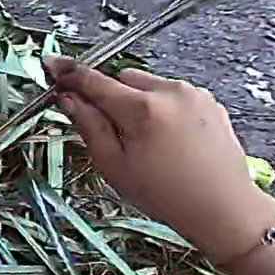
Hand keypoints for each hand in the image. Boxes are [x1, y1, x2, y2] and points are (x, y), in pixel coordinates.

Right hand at [46, 56, 274, 262]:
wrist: (223, 209)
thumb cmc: (165, 195)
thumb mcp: (114, 166)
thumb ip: (89, 126)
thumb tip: (68, 99)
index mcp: (141, 109)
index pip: (94, 80)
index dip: (69, 73)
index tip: (51, 65)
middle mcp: (169, 91)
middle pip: (121, 78)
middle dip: (110, 96)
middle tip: (111, 131)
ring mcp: (193, 94)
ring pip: (147, 84)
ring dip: (136, 102)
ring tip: (144, 141)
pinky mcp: (209, 101)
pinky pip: (171, 94)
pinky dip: (160, 108)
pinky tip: (166, 139)